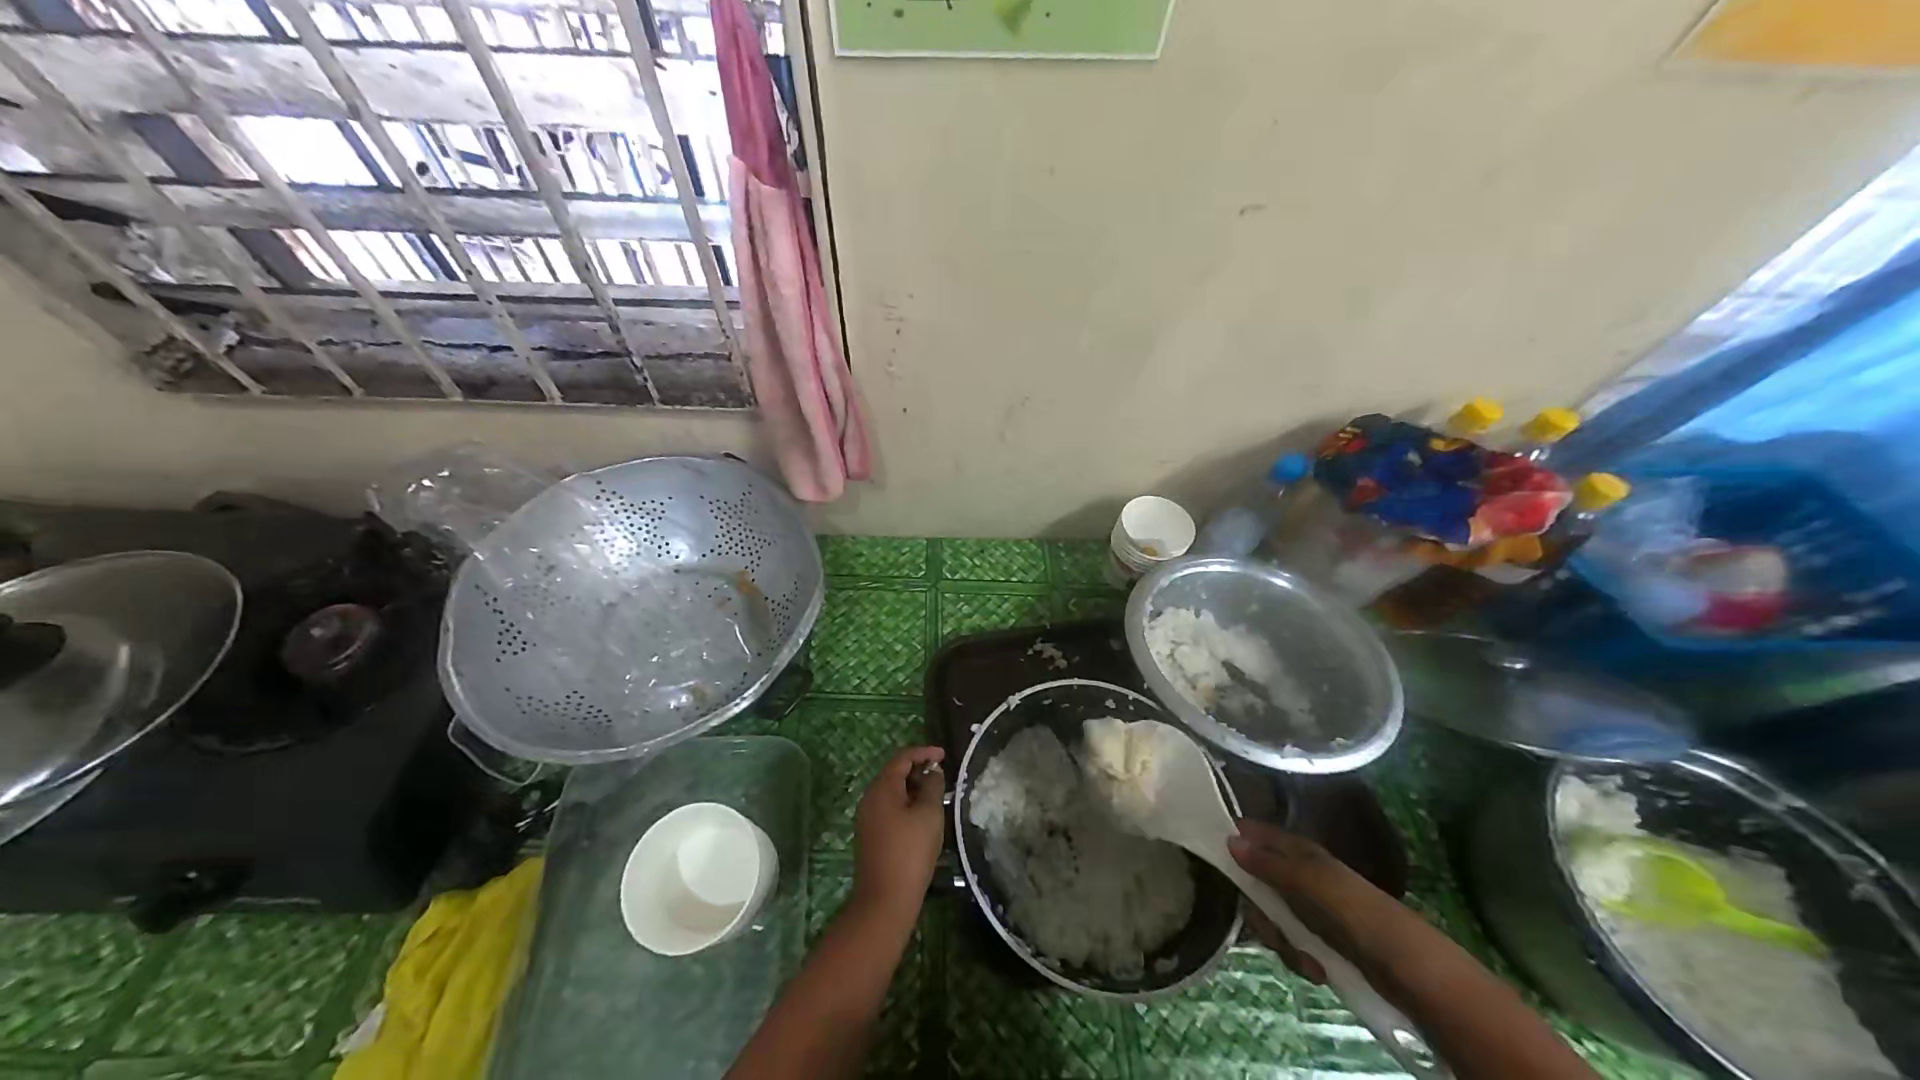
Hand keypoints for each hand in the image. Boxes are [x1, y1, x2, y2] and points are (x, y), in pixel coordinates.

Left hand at [852, 746, 946, 916]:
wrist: (885, 899)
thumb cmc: (911, 851)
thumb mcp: (929, 814)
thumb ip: (932, 786)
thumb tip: (931, 772)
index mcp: (882, 788)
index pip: (902, 757)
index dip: (924, 752)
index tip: (944, 755)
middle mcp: (869, 798)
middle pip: (894, 773)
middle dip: (918, 769)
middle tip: (942, 775)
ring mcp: (867, 818)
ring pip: (892, 792)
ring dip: (913, 788)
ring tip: (936, 795)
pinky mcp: (870, 835)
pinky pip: (889, 808)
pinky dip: (906, 804)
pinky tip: (922, 817)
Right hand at [1227, 820, 1398, 985]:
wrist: (1410, 968)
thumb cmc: (1357, 913)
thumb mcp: (1309, 883)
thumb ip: (1269, 863)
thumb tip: (1228, 839)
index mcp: (1298, 850)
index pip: (1253, 833)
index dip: (1232, 841)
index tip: (1213, 862)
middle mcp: (1299, 873)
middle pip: (1254, 882)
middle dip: (1259, 912)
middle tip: (1273, 930)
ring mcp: (1309, 907)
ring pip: (1269, 916)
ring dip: (1281, 941)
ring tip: (1305, 960)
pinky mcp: (1318, 937)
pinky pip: (1289, 940)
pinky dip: (1298, 956)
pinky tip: (1316, 969)